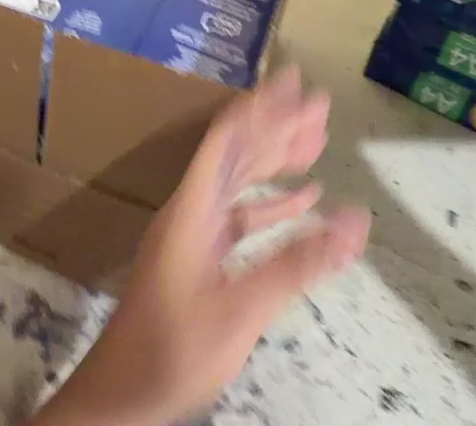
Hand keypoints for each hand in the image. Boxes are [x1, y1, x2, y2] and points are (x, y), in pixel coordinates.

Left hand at [29, 67, 370, 425]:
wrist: (121, 394)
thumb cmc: (173, 347)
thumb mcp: (239, 309)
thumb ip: (295, 265)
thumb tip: (354, 220)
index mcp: (193, 208)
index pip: (228, 140)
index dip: (260, 107)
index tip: (293, 81)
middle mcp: (192, 209)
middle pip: (237, 153)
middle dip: (277, 125)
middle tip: (319, 102)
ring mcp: (195, 232)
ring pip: (240, 181)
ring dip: (276, 157)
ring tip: (316, 137)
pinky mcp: (201, 256)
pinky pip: (241, 214)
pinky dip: (272, 202)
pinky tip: (303, 197)